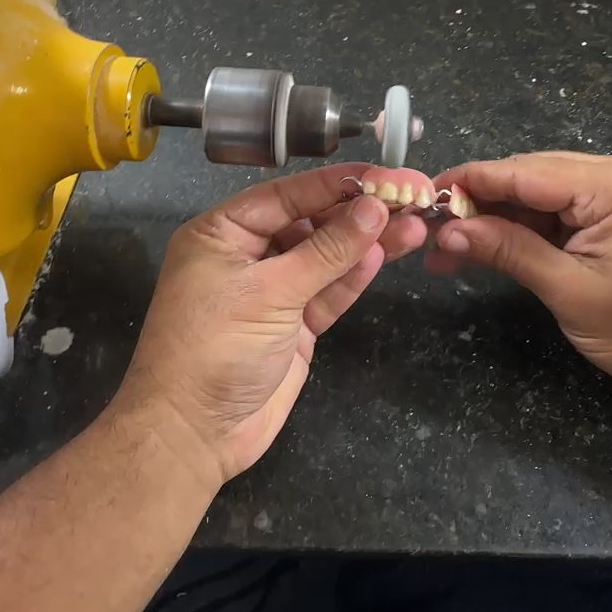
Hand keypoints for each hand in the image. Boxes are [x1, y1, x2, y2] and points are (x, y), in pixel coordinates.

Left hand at [111, 164, 429, 482]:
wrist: (194, 435)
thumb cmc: (216, 348)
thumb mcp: (270, 293)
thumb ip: (327, 250)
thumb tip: (375, 207)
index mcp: (223, 233)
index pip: (287, 195)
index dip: (337, 183)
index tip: (384, 175)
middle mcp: (247, 255)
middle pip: (312, 223)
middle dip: (359, 213)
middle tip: (412, 197)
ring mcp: (272, 292)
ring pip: (326, 258)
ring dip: (367, 243)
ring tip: (416, 224)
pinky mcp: (293, 325)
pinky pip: (327, 291)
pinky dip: (354, 276)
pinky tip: (385, 254)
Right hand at [429, 152, 611, 403]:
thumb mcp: (571, 290)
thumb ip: (508, 250)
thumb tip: (447, 229)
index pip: (523, 171)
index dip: (467, 182)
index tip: (420, 198)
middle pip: (528, 179)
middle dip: (477, 207)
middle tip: (431, 236)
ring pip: (539, 197)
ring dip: (497, 222)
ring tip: (450, 251)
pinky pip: (560, 213)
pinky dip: (525, 231)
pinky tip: (491, 248)